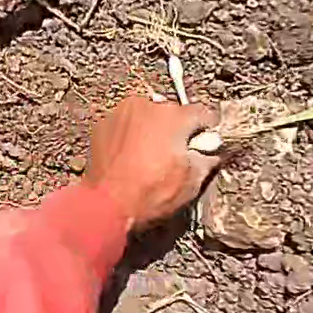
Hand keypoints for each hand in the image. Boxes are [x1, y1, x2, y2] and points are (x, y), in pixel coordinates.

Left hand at [82, 95, 219, 231]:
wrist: (106, 205)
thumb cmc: (150, 193)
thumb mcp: (193, 180)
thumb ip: (208, 157)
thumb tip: (212, 151)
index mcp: (174, 115)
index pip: (203, 115)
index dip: (207, 132)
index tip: (206, 145)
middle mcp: (145, 106)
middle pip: (171, 113)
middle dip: (176, 130)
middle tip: (174, 156)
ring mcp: (119, 114)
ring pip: (145, 117)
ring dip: (150, 131)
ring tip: (149, 159)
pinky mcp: (101, 126)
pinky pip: (124, 126)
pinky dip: (129, 137)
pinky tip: (129, 158)